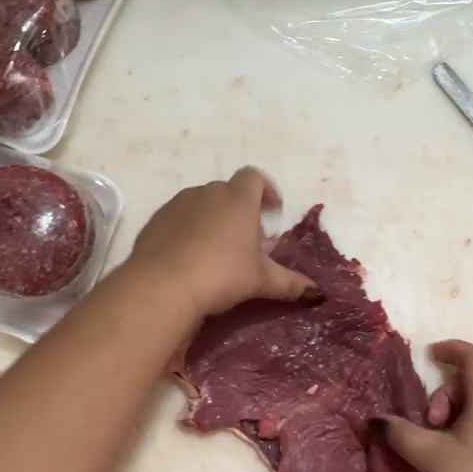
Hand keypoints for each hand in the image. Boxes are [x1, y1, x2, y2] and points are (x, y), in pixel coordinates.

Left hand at [125, 168, 317, 319]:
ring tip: (217, 250)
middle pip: (227, 191)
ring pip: (200, 204)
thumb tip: (317, 293)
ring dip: (212, 219)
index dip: (266, 190)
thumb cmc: (221, 274)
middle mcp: (207, 193)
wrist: (162, 285)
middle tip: (247, 240)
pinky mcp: (155, 222)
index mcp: (237, 199)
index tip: (272, 210)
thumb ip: (290, 284)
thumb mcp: (261, 281)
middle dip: (239, 210)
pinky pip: (177, 219)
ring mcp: (177, 205)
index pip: (254, 177)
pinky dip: (187, 231)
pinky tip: (189, 258)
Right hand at [380, 340, 472, 471]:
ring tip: (443, 446)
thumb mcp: (433, 458)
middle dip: (445, 395)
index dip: (449, 349)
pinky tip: (464, 458)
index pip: (471, 355)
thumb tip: (376, 421)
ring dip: (459, 412)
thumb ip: (401, 434)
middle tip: (430, 425)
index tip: (430, 355)